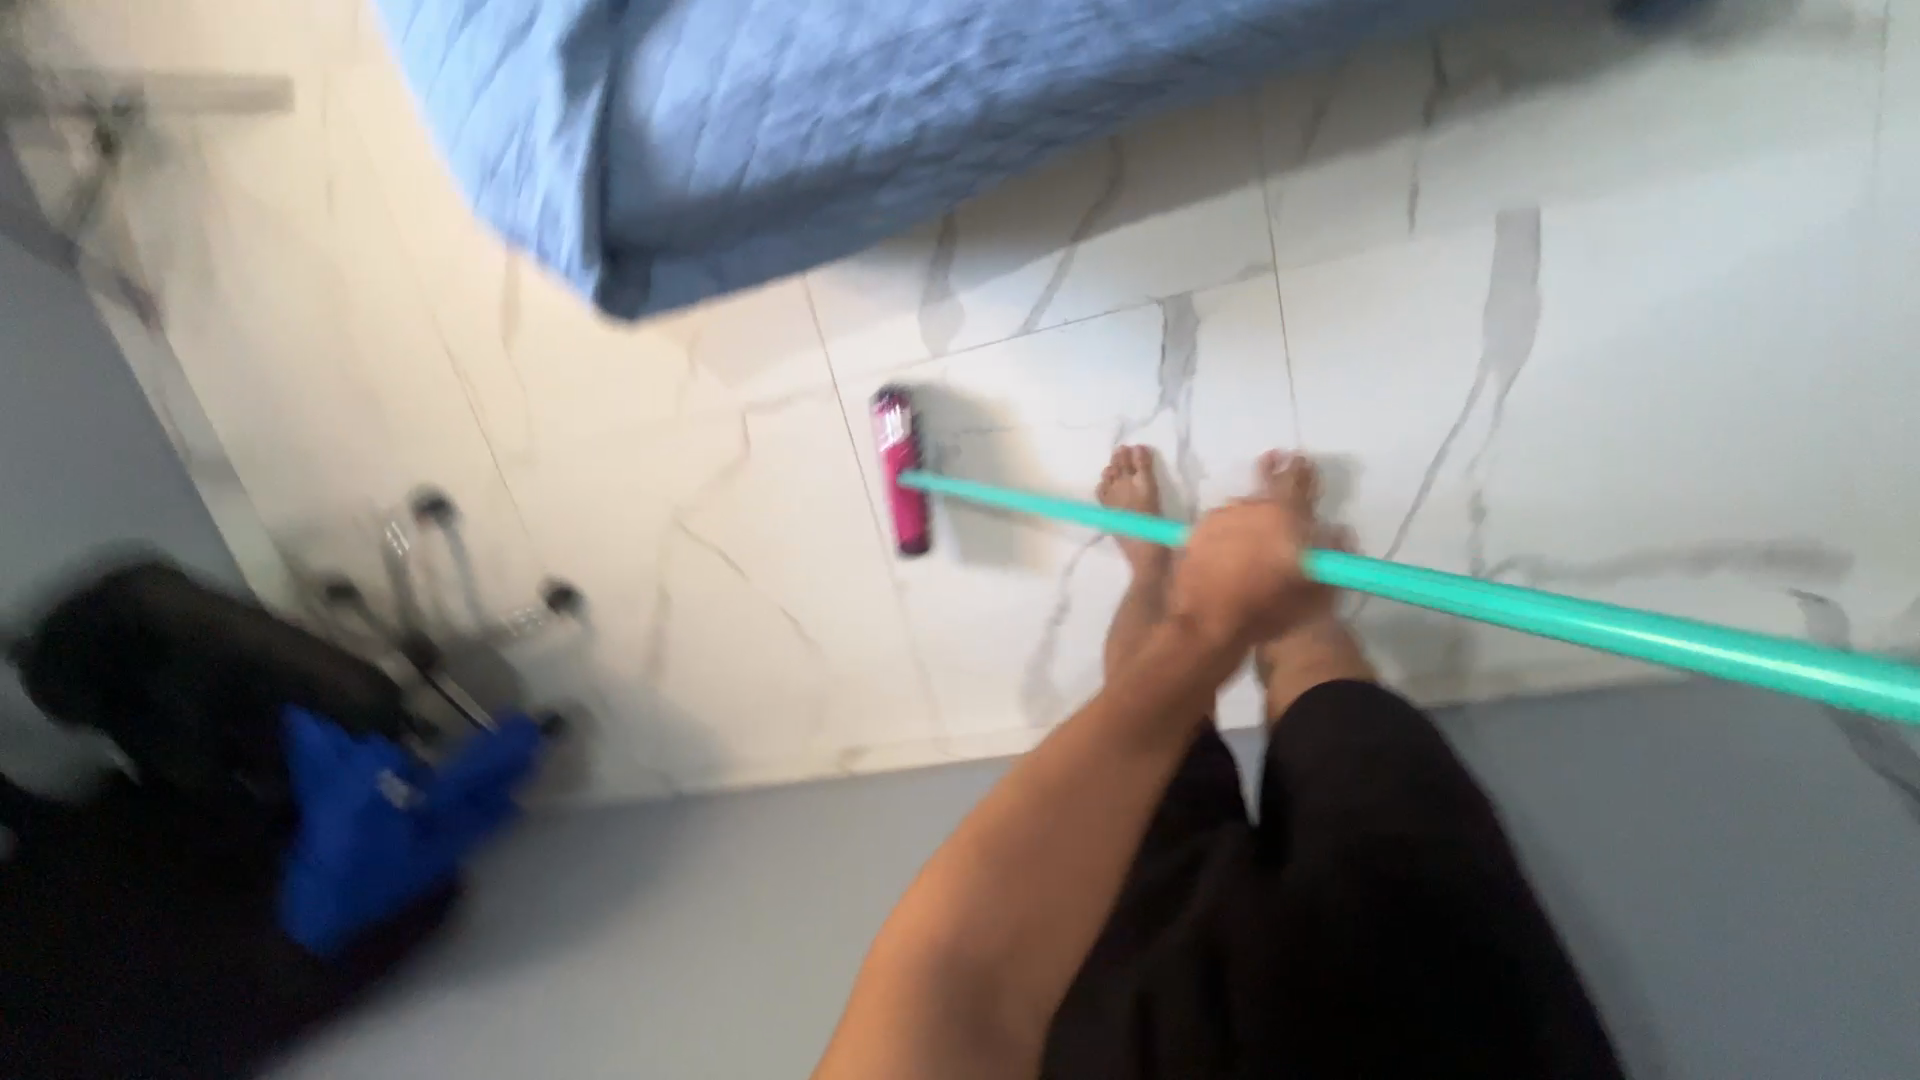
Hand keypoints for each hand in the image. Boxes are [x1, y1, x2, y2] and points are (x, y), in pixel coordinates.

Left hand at [1169, 451, 1344, 647]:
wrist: (1209, 623)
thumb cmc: (1268, 609)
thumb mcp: (1317, 591)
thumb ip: (1333, 557)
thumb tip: (1338, 533)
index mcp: (1285, 515)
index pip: (1297, 478)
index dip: (1303, 469)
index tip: (1302, 460)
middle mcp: (1250, 508)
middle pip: (1265, 487)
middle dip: (1273, 478)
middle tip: (1275, 463)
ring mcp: (1218, 519)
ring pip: (1240, 507)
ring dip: (1249, 513)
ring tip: (1253, 530)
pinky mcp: (1194, 533)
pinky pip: (1219, 524)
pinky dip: (1227, 530)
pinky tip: (1230, 546)